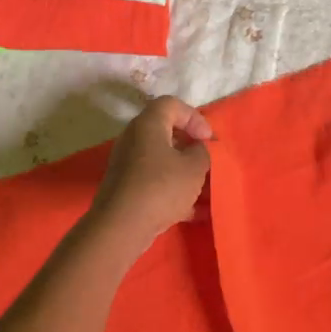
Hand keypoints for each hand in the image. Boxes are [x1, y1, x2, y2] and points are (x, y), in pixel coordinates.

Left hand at [90, 96, 212, 251]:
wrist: (122, 226)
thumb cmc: (161, 188)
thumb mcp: (194, 167)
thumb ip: (201, 152)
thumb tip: (195, 149)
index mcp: (148, 125)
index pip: (171, 104)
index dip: (194, 117)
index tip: (208, 140)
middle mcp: (133, 140)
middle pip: (166, 133)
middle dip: (191, 147)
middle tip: (208, 162)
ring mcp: (127, 165)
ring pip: (162, 161)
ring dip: (185, 173)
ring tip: (207, 191)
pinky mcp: (126, 189)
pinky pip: (156, 183)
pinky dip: (175, 192)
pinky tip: (196, 213)